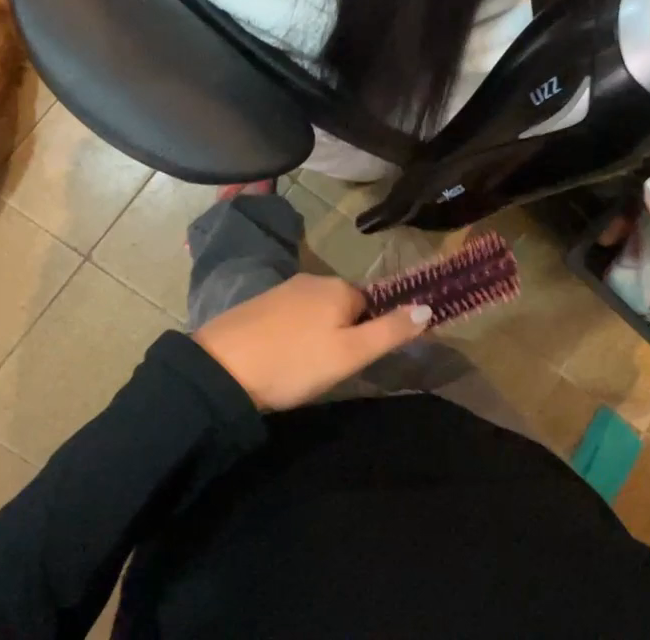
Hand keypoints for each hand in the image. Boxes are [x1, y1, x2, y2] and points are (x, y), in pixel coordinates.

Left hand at [193, 274, 432, 411]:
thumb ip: (390, 331)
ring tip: (302, 367)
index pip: (371, 306)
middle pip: (343, 307)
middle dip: (341, 334)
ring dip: (316, 336)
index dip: (366, 335)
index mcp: (339, 287)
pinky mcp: (258, 304)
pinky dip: (292, 336)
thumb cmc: (293, 363)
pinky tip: (281, 358)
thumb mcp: (350, 354)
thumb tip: (428, 307)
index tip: (351, 362)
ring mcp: (282, 289)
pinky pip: (291, 317)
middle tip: (326, 369)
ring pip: (316, 313)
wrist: (220, 370)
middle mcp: (312, 279)